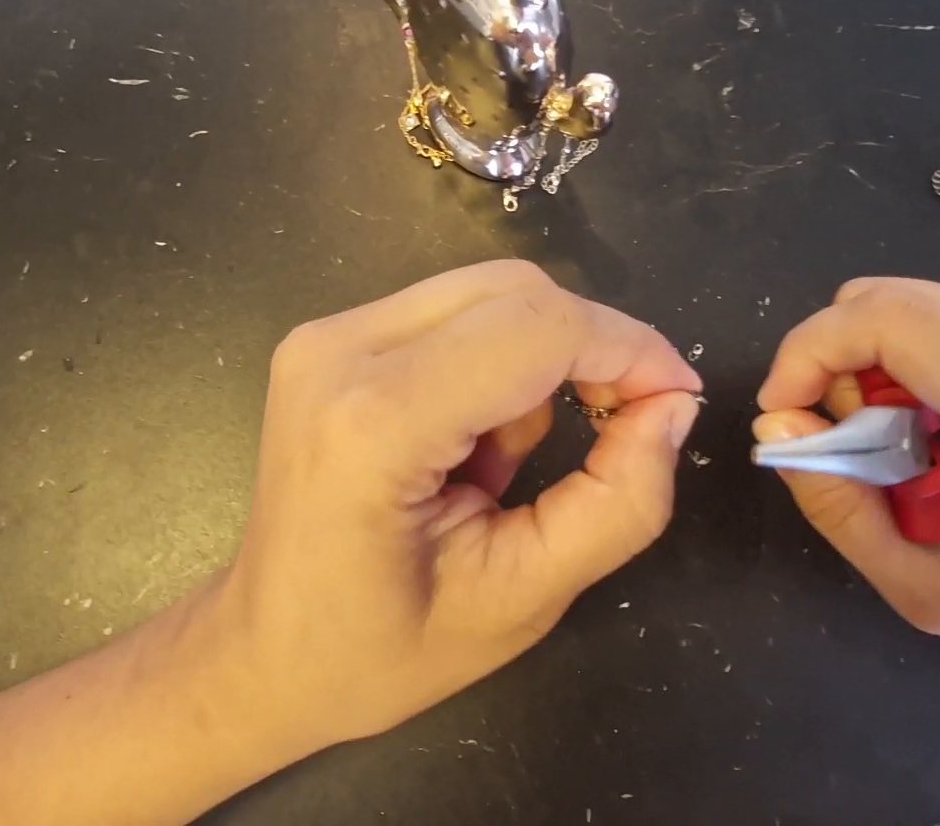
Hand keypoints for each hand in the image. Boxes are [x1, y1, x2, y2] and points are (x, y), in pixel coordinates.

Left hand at [216, 260, 701, 749]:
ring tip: (509, 458)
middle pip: (518, 291)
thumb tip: (672, 407)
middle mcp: (342, 350)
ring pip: (489, 292)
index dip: (629, 349)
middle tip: (620, 424)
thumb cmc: (382, 648)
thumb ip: (618, 502)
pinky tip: (471, 435)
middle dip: (592, 348)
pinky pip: (452, 312)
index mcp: (376, 422)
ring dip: (539, 359)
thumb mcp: (523, 599)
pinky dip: (495, 360)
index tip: (677, 395)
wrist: (262, 649)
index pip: (538, 330)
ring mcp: (327, 335)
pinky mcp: (330, 337)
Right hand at [753, 278, 939, 652]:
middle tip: (841, 433)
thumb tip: (778, 425)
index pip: (901, 327)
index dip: (814, 352)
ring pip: (895, 297)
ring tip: (889, 427)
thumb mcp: (929, 591)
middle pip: (885, 301)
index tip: (783, 411)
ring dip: (860, 358)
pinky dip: (893, 350)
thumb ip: (840, 510)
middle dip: (829, 361)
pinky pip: (924, 304)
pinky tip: (923, 404)